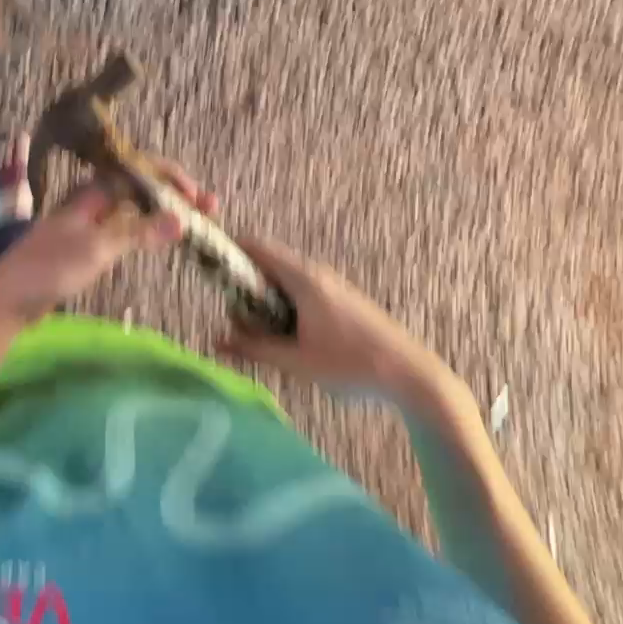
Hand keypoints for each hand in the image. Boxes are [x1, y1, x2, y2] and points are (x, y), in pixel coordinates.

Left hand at [0, 163, 216, 321]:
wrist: (8, 298)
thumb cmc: (48, 268)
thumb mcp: (96, 249)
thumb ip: (138, 233)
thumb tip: (181, 220)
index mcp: (91, 191)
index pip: (140, 171)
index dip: (172, 179)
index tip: (198, 198)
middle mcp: (92, 201)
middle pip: (141, 188)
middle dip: (175, 194)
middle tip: (209, 208)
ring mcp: (89, 222)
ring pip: (135, 209)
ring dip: (164, 212)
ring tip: (195, 222)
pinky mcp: (87, 245)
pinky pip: (126, 228)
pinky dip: (148, 230)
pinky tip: (162, 239)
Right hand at [221, 238, 464, 404]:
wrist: (413, 377)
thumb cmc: (351, 366)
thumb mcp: (295, 361)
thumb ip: (253, 349)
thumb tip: (216, 340)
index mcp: (303, 278)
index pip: (255, 246)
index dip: (228, 252)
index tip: (210, 274)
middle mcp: (317, 274)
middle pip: (268, 264)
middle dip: (244, 287)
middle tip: (236, 322)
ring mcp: (332, 286)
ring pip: (285, 281)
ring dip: (266, 301)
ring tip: (261, 337)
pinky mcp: (342, 301)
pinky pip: (302, 292)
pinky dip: (285, 307)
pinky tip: (289, 340)